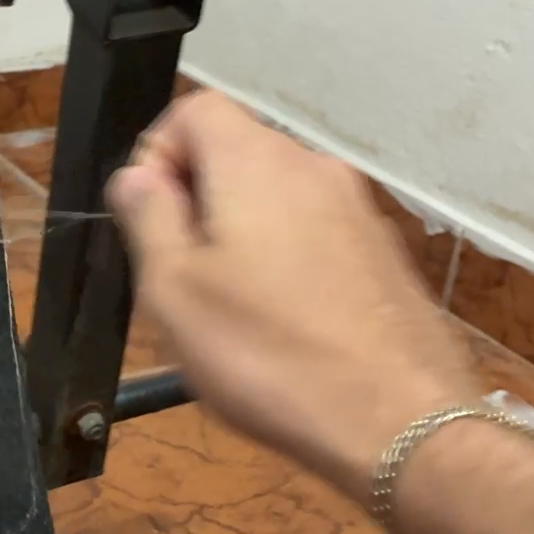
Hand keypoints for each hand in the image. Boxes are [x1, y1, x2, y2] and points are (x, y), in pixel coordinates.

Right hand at [106, 92, 476, 503]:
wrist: (396, 424)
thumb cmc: (264, 353)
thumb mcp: (173, 288)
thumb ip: (148, 216)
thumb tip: (137, 174)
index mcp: (256, 163)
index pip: (194, 109)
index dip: (157, 154)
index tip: (149, 219)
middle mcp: (314, 168)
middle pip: (235, 152)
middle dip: (194, 200)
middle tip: (180, 275)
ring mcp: (358, 210)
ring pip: (273, 197)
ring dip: (236, 233)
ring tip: (227, 309)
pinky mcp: (383, 254)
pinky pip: (312, 232)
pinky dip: (282, 258)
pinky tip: (281, 324)